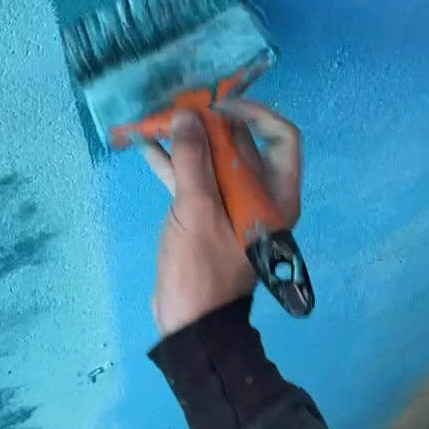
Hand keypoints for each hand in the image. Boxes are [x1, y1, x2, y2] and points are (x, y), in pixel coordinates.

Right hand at [140, 100, 302, 336]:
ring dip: (188, 138)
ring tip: (158, 117)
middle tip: (180, 102)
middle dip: (210, 120)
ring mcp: (231, 204)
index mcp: (274, 194)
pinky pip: (194, 178)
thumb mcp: (197, 209)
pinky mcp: (206, 214)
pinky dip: (174, 161)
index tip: (219, 105)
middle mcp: (259, 194)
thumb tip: (187, 115)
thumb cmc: (203, 267)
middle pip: (241, 143)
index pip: (281, 136)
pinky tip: (146, 145)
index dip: (254, 112)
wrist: (190, 326)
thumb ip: (192, 158)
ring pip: (213, 158)